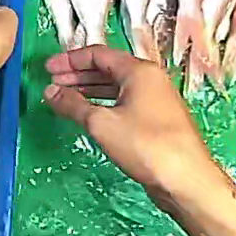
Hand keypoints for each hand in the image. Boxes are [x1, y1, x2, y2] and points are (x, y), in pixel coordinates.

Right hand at [43, 46, 223, 195]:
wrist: (187, 181)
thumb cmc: (146, 145)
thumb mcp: (100, 122)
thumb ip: (71, 104)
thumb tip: (50, 92)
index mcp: (139, 71)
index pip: (97, 54)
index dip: (69, 60)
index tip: (48, 69)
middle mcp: (150, 80)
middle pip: (106, 67)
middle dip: (76, 74)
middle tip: (52, 83)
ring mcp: (155, 100)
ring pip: (114, 85)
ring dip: (87, 89)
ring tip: (64, 98)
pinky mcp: (156, 119)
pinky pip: (122, 101)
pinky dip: (101, 102)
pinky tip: (87, 113)